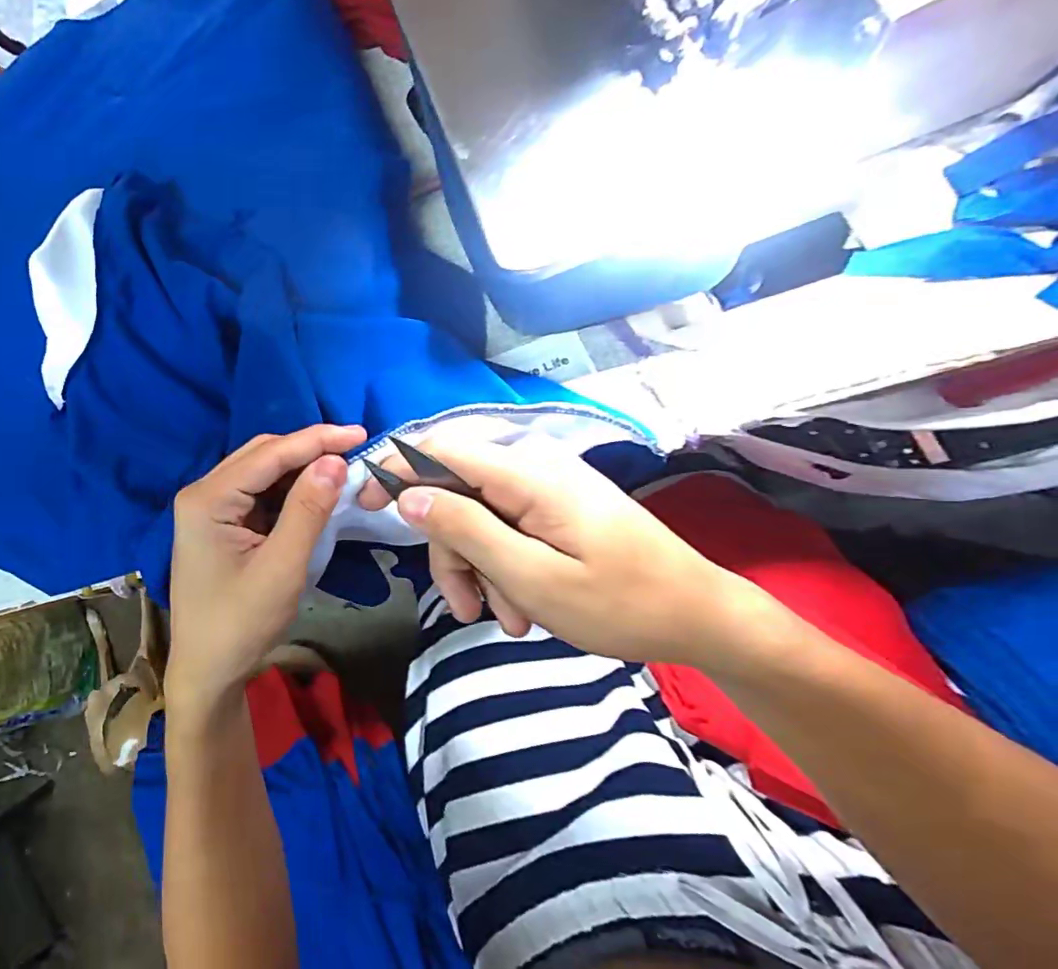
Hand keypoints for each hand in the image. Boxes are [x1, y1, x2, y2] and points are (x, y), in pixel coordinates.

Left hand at [166, 424, 366, 711]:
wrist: (207, 669)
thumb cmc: (240, 623)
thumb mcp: (281, 568)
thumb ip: (307, 511)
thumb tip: (333, 461)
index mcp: (206, 499)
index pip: (266, 455)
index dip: (314, 440)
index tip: (360, 433)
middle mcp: (201, 494)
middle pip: (259, 457)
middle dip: (306, 451)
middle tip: (355, 450)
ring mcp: (206, 510)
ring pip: (258, 474)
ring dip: (298, 471)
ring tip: (342, 468)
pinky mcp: (217, 526)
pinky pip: (255, 496)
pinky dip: (286, 493)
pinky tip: (315, 493)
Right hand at [366, 431, 790, 668]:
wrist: (706, 620)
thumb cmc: (623, 603)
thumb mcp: (532, 576)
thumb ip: (464, 529)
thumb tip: (407, 496)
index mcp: (529, 474)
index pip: (439, 449)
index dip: (393, 469)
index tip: (362, 503)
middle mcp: (533, 467)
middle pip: (452, 491)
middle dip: (449, 548)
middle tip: (462, 603)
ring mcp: (544, 487)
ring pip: (472, 515)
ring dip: (474, 567)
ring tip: (500, 617)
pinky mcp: (552, 506)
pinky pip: (499, 525)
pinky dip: (496, 565)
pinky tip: (516, 607)